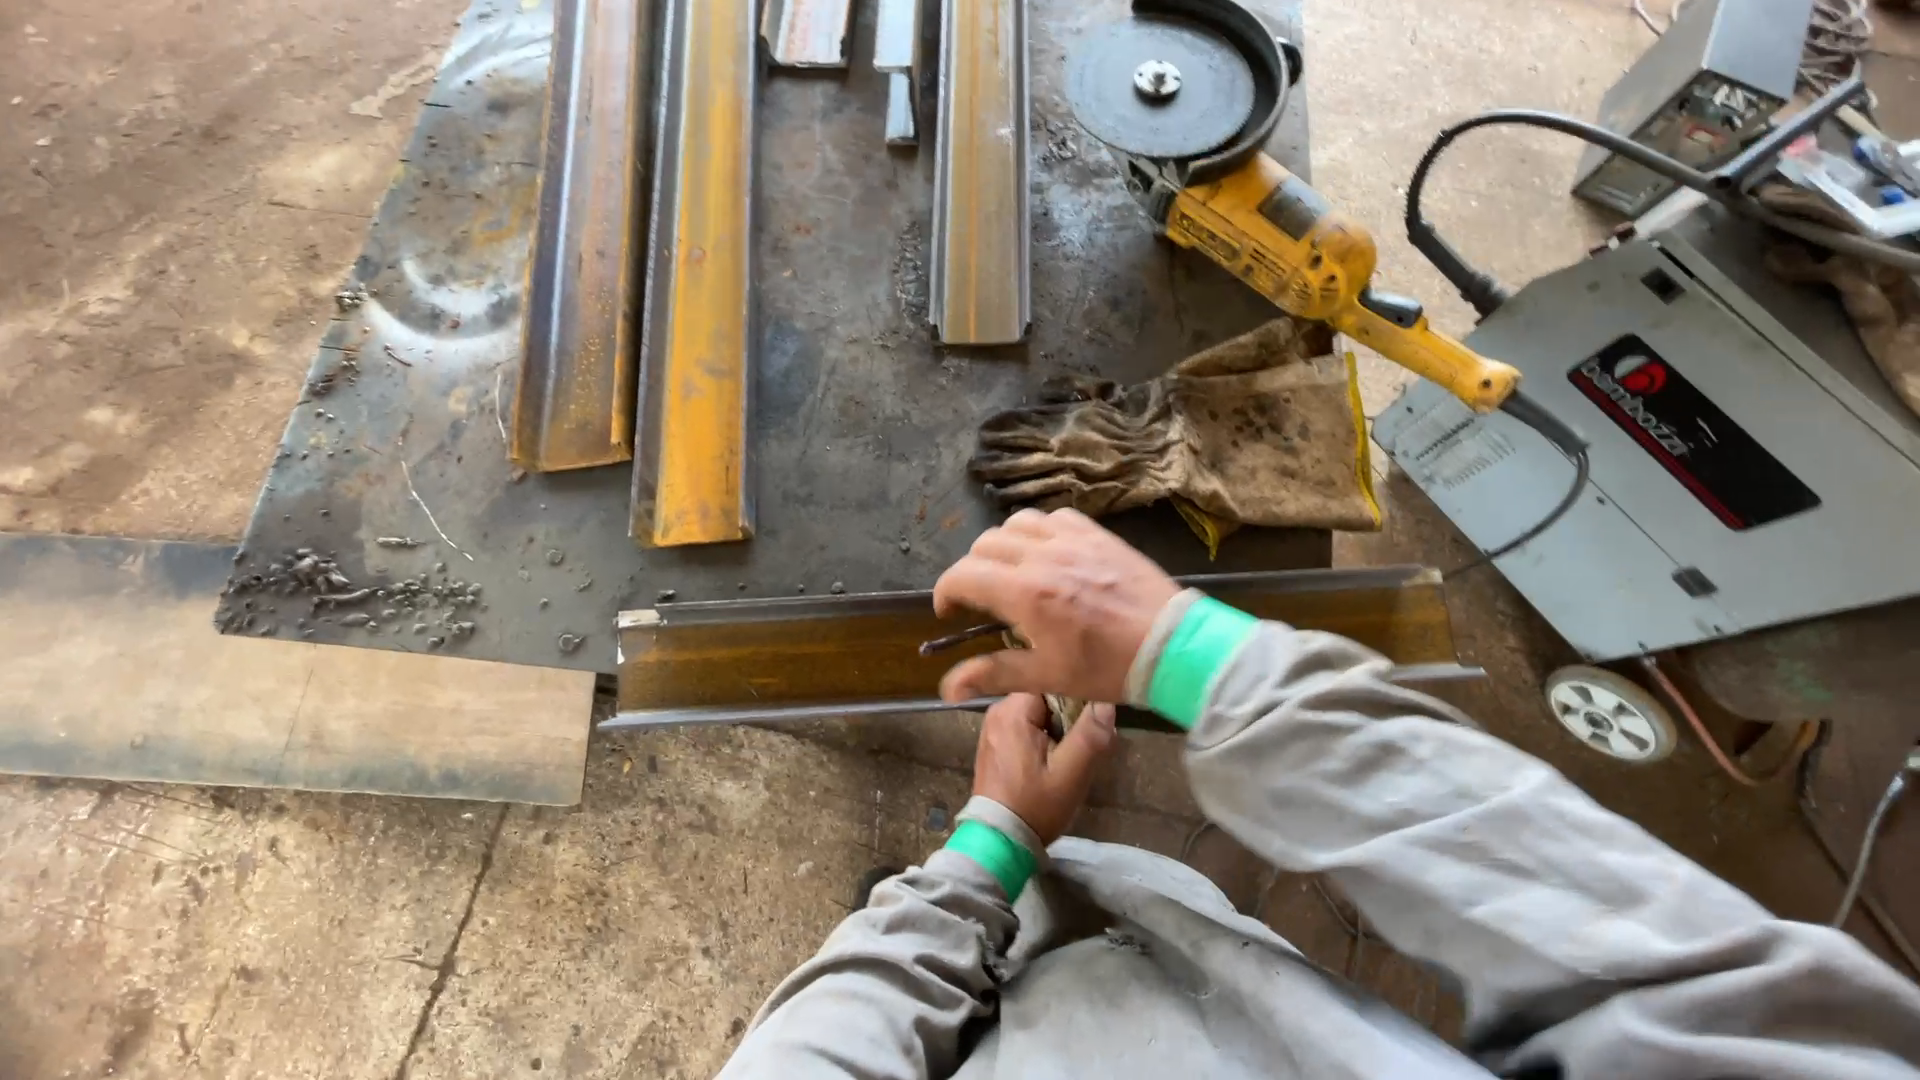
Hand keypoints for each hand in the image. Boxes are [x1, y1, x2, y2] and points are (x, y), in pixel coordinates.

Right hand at [933, 508, 1180, 702]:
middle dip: (971, 570)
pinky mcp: (1096, 533)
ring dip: (1002, 545)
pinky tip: (1047, 554)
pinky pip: (1054, 517)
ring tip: (1011, 571)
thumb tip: (947, 687)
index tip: (949, 611)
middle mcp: (1042, 556)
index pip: (963, 575)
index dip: (946, 592)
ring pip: (1016, 523)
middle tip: (981, 598)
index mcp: (1025, 593)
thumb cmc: (1108, 666)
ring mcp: (1071, 539)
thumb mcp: (1047, 676)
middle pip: (983, 545)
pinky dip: (1039, 531)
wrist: (1172, 646)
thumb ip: (993, 673)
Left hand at [972, 694, 1116, 843]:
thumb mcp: (1070, 774)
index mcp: (1012, 711)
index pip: (1050, 679)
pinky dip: (1042, 734)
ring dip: (1056, 724)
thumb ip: (1090, 736)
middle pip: (1043, 693)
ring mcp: (993, 726)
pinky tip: (1053, 756)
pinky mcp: (994, 741)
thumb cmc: (1035, 806)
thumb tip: (1107, 702)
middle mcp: (997, 710)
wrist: (999, 840)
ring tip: (1072, 748)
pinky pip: (1024, 724)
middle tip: (1086, 735)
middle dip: (1067, 710)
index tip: (1094, 710)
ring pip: (1035, 710)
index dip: (1075, 691)